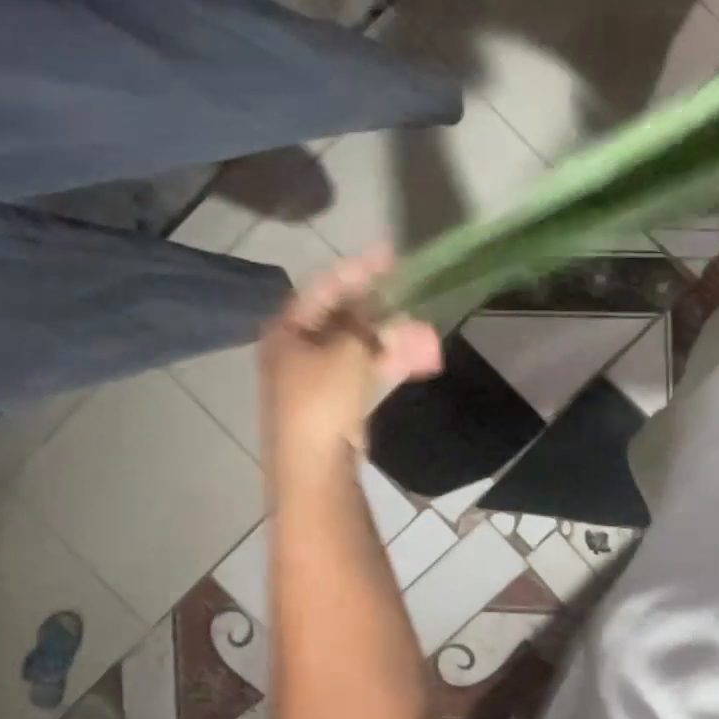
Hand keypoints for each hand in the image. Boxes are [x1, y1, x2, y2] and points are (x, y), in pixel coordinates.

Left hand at [258, 247, 442, 461]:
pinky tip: (423, 359)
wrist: (314, 464)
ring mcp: (318, 374)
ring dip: (396, 337)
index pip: (325, 287)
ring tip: (429, 336)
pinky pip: (368, 368)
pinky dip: (393, 361)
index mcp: (289, 329)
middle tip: (416, 295)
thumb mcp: (350, 350)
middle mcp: (299, 347)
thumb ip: (376, 325)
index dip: (359, 268)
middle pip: (346, 315)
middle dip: (386, 308)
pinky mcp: (338, 397)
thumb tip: (399, 317)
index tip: (392, 254)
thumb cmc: (322, 398)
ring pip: (363, 343)